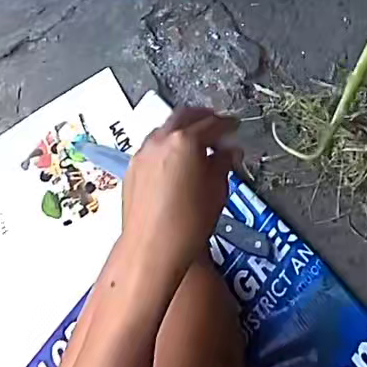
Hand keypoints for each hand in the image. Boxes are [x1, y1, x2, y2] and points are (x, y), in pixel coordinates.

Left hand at [120, 108, 239, 266]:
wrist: (150, 251)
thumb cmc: (188, 224)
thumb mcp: (217, 190)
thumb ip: (223, 163)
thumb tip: (227, 153)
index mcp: (186, 141)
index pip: (213, 124)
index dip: (228, 124)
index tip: (234, 127)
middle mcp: (161, 141)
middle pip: (185, 116)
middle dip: (204, 118)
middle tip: (218, 126)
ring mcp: (143, 153)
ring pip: (166, 128)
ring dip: (184, 129)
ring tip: (198, 143)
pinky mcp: (132, 168)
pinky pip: (153, 145)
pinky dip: (168, 144)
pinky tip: (178, 160)